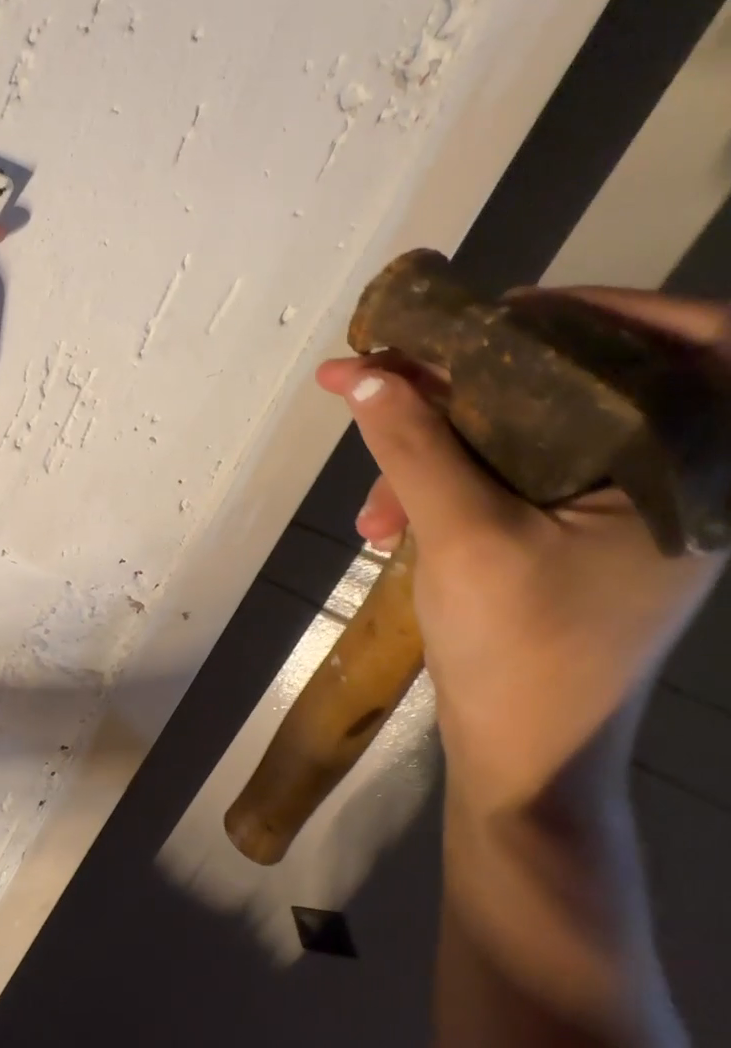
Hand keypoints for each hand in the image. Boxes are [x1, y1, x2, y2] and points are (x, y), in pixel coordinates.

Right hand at [319, 288, 730, 812]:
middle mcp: (673, 478)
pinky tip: (386, 519)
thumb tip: (361, 374)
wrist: (526, 748)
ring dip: (438, 450)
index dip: (610, 309)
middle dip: (471, 387)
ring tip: (371, 499)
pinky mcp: (575, 533)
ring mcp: (622, 509)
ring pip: (529, 436)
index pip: (702, 345)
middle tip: (389, 378)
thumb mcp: (460, 535)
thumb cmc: (520, 645)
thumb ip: (413, 446)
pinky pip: (510, 476)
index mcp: (691, 471)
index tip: (502, 311)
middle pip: (583, 388)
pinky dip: (445, 485)